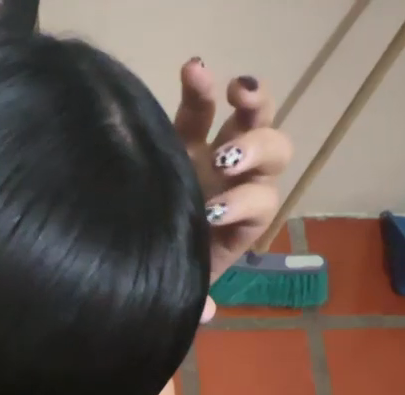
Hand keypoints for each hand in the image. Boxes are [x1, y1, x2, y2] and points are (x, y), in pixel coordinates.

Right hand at [173, 59, 294, 315]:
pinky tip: (192, 69)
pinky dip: (202, 87)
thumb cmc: (160, 277)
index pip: (259, 206)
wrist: (131, 262)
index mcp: (238, 227)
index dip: (243, 205)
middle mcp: (236, 186)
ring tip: (234, 89)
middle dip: (256, 151)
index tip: (210, 215)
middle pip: (272, 155)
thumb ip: (191, 303)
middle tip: (225, 161)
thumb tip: (205, 314)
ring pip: (252, 120)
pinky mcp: (186, 138)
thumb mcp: (175, 296)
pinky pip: (202, 106)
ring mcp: (215, 156)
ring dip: (251, 103)